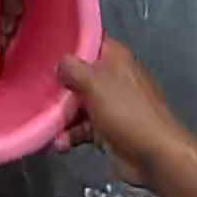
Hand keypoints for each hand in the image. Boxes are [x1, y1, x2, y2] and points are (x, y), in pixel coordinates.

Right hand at [56, 37, 196, 184]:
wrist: (155, 155)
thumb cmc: (126, 111)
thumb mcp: (95, 83)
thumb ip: (72, 69)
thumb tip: (59, 63)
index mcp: (115, 57)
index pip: (89, 41)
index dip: (69, 45)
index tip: (46, 52)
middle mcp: (113, 76)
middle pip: (80, 75)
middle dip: (61, 86)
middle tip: (40, 94)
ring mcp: (111, 103)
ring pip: (79, 103)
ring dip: (63, 115)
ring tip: (47, 127)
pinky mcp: (109, 129)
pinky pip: (84, 126)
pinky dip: (72, 134)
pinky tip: (59, 144)